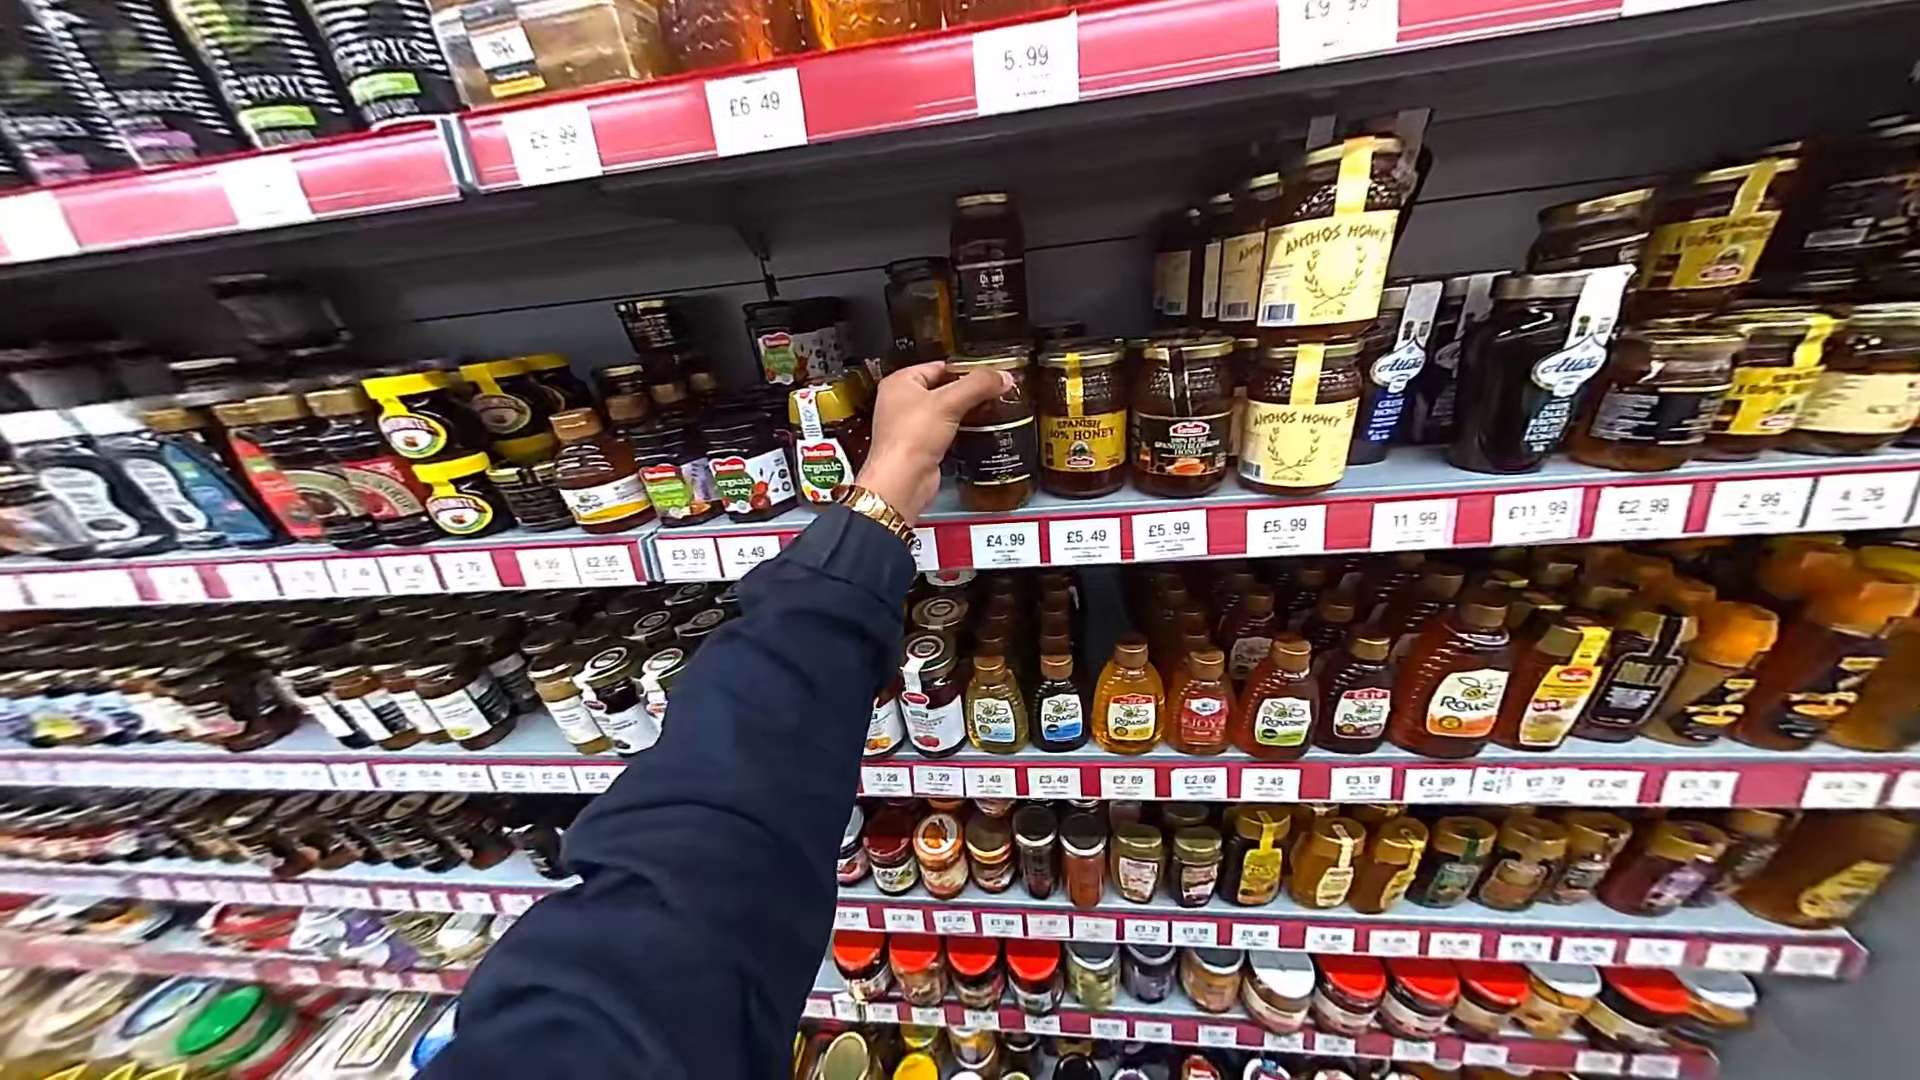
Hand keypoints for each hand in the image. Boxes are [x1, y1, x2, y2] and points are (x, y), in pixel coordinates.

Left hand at [855, 361, 1014, 523]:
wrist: (903, 482)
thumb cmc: (912, 438)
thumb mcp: (948, 403)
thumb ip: (978, 385)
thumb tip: (1003, 376)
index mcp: (900, 383)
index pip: (938, 366)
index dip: (963, 368)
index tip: (988, 372)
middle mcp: (901, 402)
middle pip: (942, 388)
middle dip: (967, 390)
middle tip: (993, 389)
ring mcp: (911, 426)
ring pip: (945, 411)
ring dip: (965, 411)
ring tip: (990, 407)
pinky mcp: (921, 447)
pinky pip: (945, 431)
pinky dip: (960, 430)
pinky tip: (978, 429)